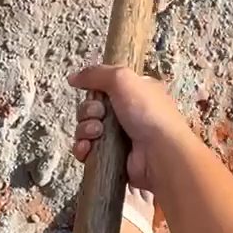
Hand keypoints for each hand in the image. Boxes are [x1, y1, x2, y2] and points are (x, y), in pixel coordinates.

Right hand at [68, 65, 194, 190]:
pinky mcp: (112, 158)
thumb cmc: (147, 112)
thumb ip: (96, 73)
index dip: (94, 90)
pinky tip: (87, 149)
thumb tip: (73, 77)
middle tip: (99, 115)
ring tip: (97, 133)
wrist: (159, 153)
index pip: (103, 87)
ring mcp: (119, 137)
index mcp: (134, 93)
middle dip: (88, 111)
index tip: (96, 93)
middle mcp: (127, 114)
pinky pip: (87, 151)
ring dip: (85, 129)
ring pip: (86, 129)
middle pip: (91, 108)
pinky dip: (83, 149)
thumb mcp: (123, 79)